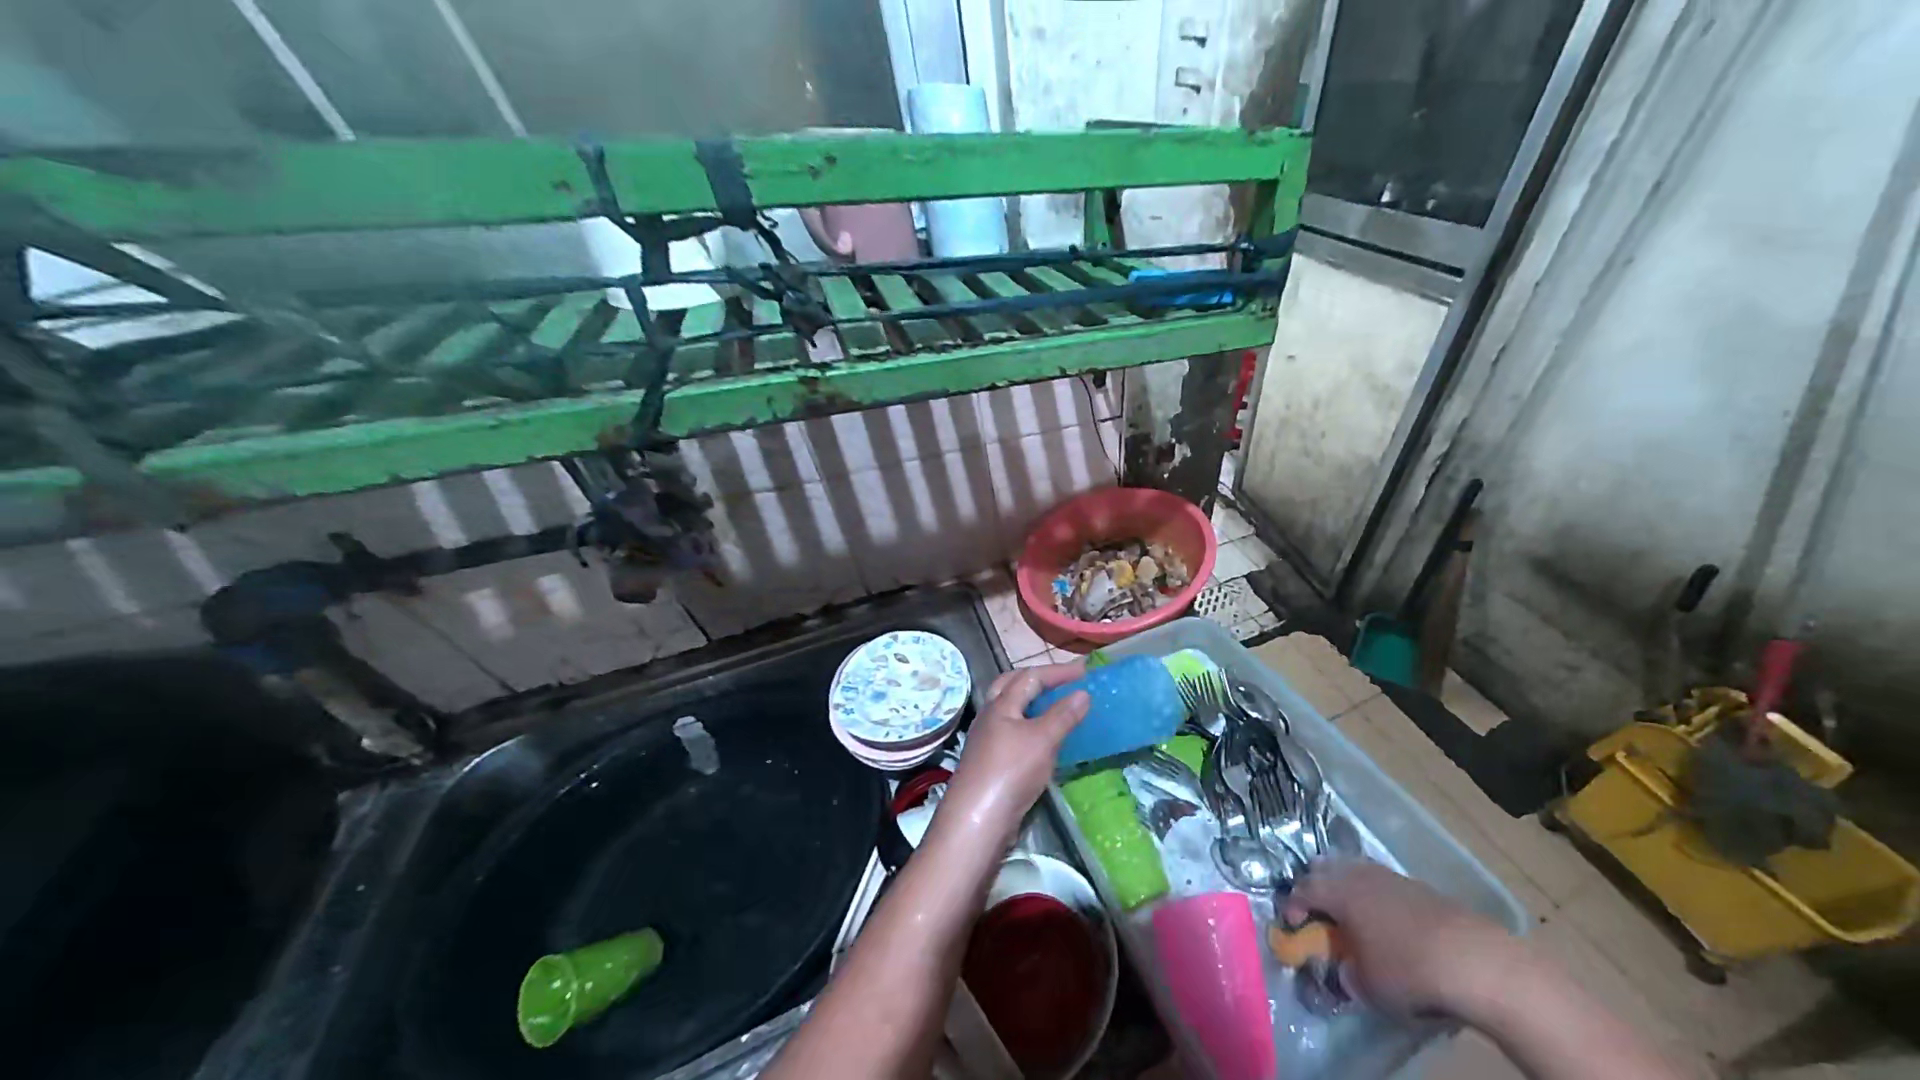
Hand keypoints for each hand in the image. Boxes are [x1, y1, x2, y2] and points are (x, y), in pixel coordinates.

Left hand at [936, 662, 1090, 843]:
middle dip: (1037, 680)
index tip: (1084, 672)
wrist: (978, 818)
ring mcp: (987, 740)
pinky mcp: (990, 762)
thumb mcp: (1042, 740)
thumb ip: (1062, 715)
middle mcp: (990, 717)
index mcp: (1000, 704)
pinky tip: (1044, 741)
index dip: (1057, 672)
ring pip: (1011, 711)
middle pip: (1011, 687)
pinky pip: (1013, 733)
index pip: (1029, 677)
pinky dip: (1030, 727)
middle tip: (1063, 682)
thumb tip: (1082, 693)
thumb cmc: (1010, 771)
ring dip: (1032, 704)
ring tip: (1056, 708)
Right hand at [1285, 859, 1523, 1018]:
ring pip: (1358, 871)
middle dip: (1316, 885)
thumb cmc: (1408, 970)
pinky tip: (1388, 920)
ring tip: (1352, 912)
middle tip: (1316, 909)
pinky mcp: (1424, 888)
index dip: (1292, 905)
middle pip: (1327, 869)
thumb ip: (1345, 975)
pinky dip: (1378, 897)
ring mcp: (1393, 877)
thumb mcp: (1367, 986)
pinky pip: (1386, 884)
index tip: (1291, 925)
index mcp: (1338, 892)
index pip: (1302, 889)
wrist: (1477, 962)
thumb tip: (1343, 972)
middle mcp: (1360, 875)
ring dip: (1348, 888)